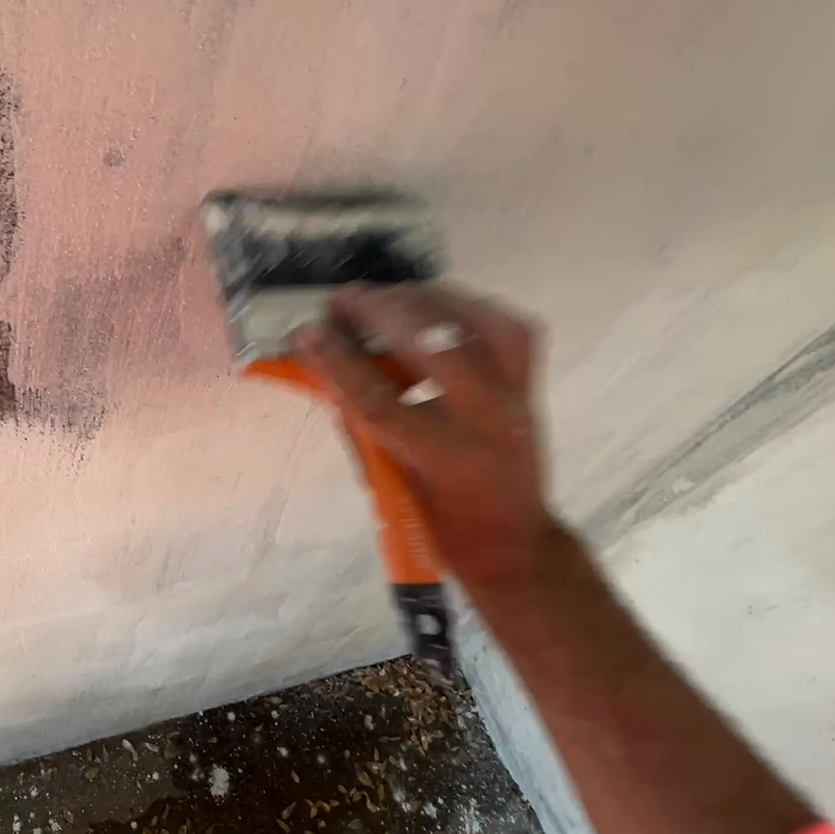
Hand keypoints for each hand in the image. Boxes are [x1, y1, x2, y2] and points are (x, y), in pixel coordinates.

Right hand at [291, 281, 555, 597]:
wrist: (511, 537)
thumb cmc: (437, 521)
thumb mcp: (384, 479)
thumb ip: (356, 421)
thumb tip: (320, 366)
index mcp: (444, 458)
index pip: (379, 399)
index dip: (337, 361)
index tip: (304, 332)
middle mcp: (486, 420)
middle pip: (433, 344)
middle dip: (380, 311)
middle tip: (341, 300)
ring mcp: (516, 396)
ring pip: (474, 322)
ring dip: (421, 300)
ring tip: (382, 296)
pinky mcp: (530, 381)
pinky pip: (504, 324)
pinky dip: (465, 306)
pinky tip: (432, 304)